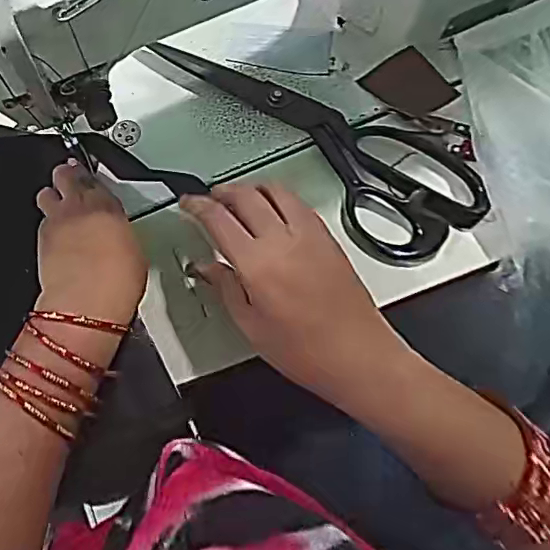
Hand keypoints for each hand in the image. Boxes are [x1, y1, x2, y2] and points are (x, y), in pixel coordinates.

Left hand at [35, 160, 148, 324]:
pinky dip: (47, 221)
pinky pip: (42, 219)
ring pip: (47, 192)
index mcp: (108, 207)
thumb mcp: (134, 253)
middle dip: (67, 174)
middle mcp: (79, 207)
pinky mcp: (42, 236)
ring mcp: (57, 219)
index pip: (97, 180)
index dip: (93, 178)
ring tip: (56, 200)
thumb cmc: (115, 284)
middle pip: (66, 175)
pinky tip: (53, 230)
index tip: (93, 180)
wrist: (85, 304)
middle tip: (70, 175)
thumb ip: (121, 232)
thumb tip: (118, 237)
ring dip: (52, 195)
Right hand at [181, 182, 408, 406]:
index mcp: (258, 264)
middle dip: (221, 191)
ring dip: (251, 189)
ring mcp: (310, 237)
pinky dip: (278, 198)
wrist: (361, 360)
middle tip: (209, 198)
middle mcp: (284, 242)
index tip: (189, 204)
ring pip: (274, 190)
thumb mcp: (251, 327)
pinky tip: (273, 210)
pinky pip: (298, 203)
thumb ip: (225, 288)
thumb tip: (207, 268)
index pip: (217, 217)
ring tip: (240, 198)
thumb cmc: (311, 353)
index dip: (197, 205)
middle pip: (244, 195)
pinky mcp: (329, 239)